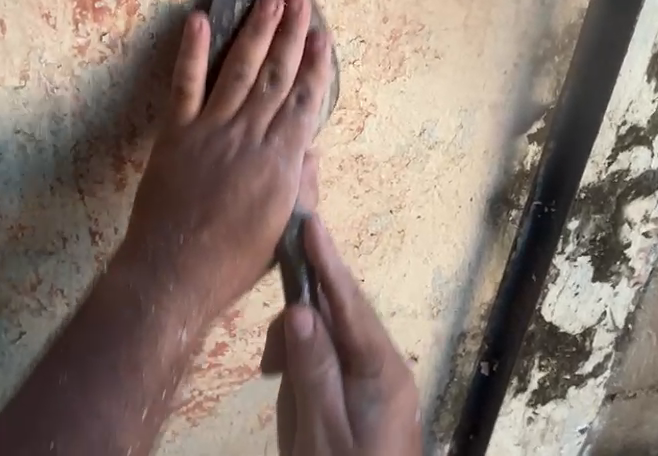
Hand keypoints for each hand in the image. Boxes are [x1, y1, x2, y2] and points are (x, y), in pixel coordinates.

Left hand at [118, 0, 331, 322]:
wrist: (174, 275)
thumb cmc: (234, 262)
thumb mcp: (284, 228)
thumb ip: (301, 183)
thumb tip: (310, 144)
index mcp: (281, 162)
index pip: (305, 101)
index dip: (316, 65)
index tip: (323, 35)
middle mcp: (250, 135)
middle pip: (276, 75)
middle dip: (291, 34)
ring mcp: (211, 129)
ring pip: (238, 70)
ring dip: (255, 31)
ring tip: (269, 0)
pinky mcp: (176, 132)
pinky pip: (185, 85)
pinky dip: (191, 52)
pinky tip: (199, 21)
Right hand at [270, 215, 420, 455]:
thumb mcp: (320, 434)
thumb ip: (312, 369)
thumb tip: (301, 308)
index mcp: (382, 372)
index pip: (349, 302)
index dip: (327, 260)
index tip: (311, 223)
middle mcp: (386, 368)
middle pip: (341, 314)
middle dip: (304, 309)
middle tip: (273, 333)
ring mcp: (378, 383)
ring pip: (332, 335)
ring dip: (299, 343)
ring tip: (271, 374)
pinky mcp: (366, 397)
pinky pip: (332, 360)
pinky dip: (305, 362)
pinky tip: (286, 381)